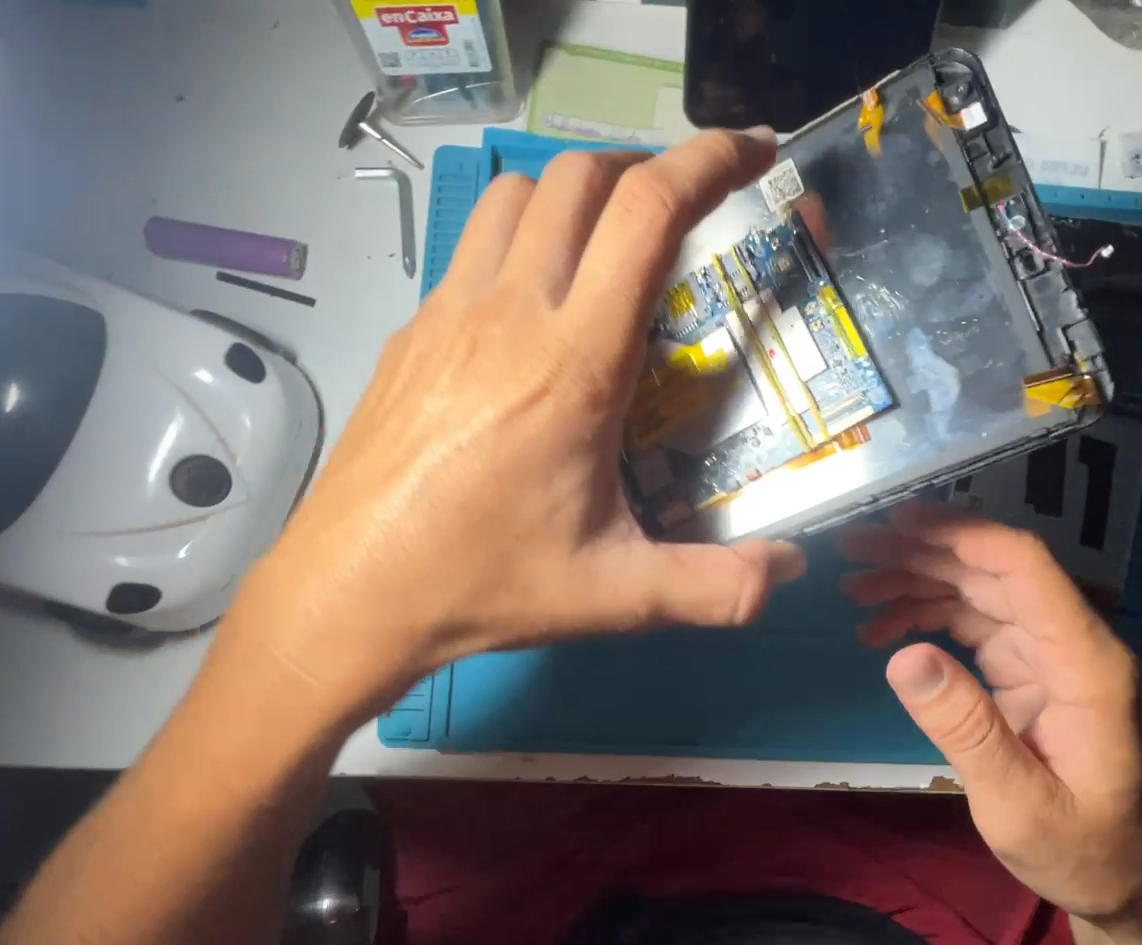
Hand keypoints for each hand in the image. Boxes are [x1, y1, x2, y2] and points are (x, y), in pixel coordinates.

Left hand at [205, 130, 805, 727]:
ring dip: (576, 194)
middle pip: (581, 177)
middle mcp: (509, 313)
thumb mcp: (615, 594)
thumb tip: (791, 570)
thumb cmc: (483, 585)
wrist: (350, 593)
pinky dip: (520, 237)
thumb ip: (716, 587)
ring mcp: (448, 314)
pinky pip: (472, 246)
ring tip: (611, 243)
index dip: (710, 162)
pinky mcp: (411, 332)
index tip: (753, 152)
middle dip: (647, 169)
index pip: (647, 215)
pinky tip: (533, 308)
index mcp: (573, 362)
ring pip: (516, 195)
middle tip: (687, 212)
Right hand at [839, 502, 1141, 933]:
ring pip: (979, 592)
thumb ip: (964, 727)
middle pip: (991, 570)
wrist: (1129, 886)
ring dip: (917, 583)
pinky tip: (884, 629)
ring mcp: (1051, 655)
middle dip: (919, 553)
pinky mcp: (1032, 672)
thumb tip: (902, 654)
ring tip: (854, 590)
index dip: (959, 533)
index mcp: (1086, 662)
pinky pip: (976, 625)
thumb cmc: (1084, 851)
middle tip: (850, 551)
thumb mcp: (1017, 804)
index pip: (1023, 566)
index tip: (895, 522)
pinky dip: (928, 619)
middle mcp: (1071, 643)